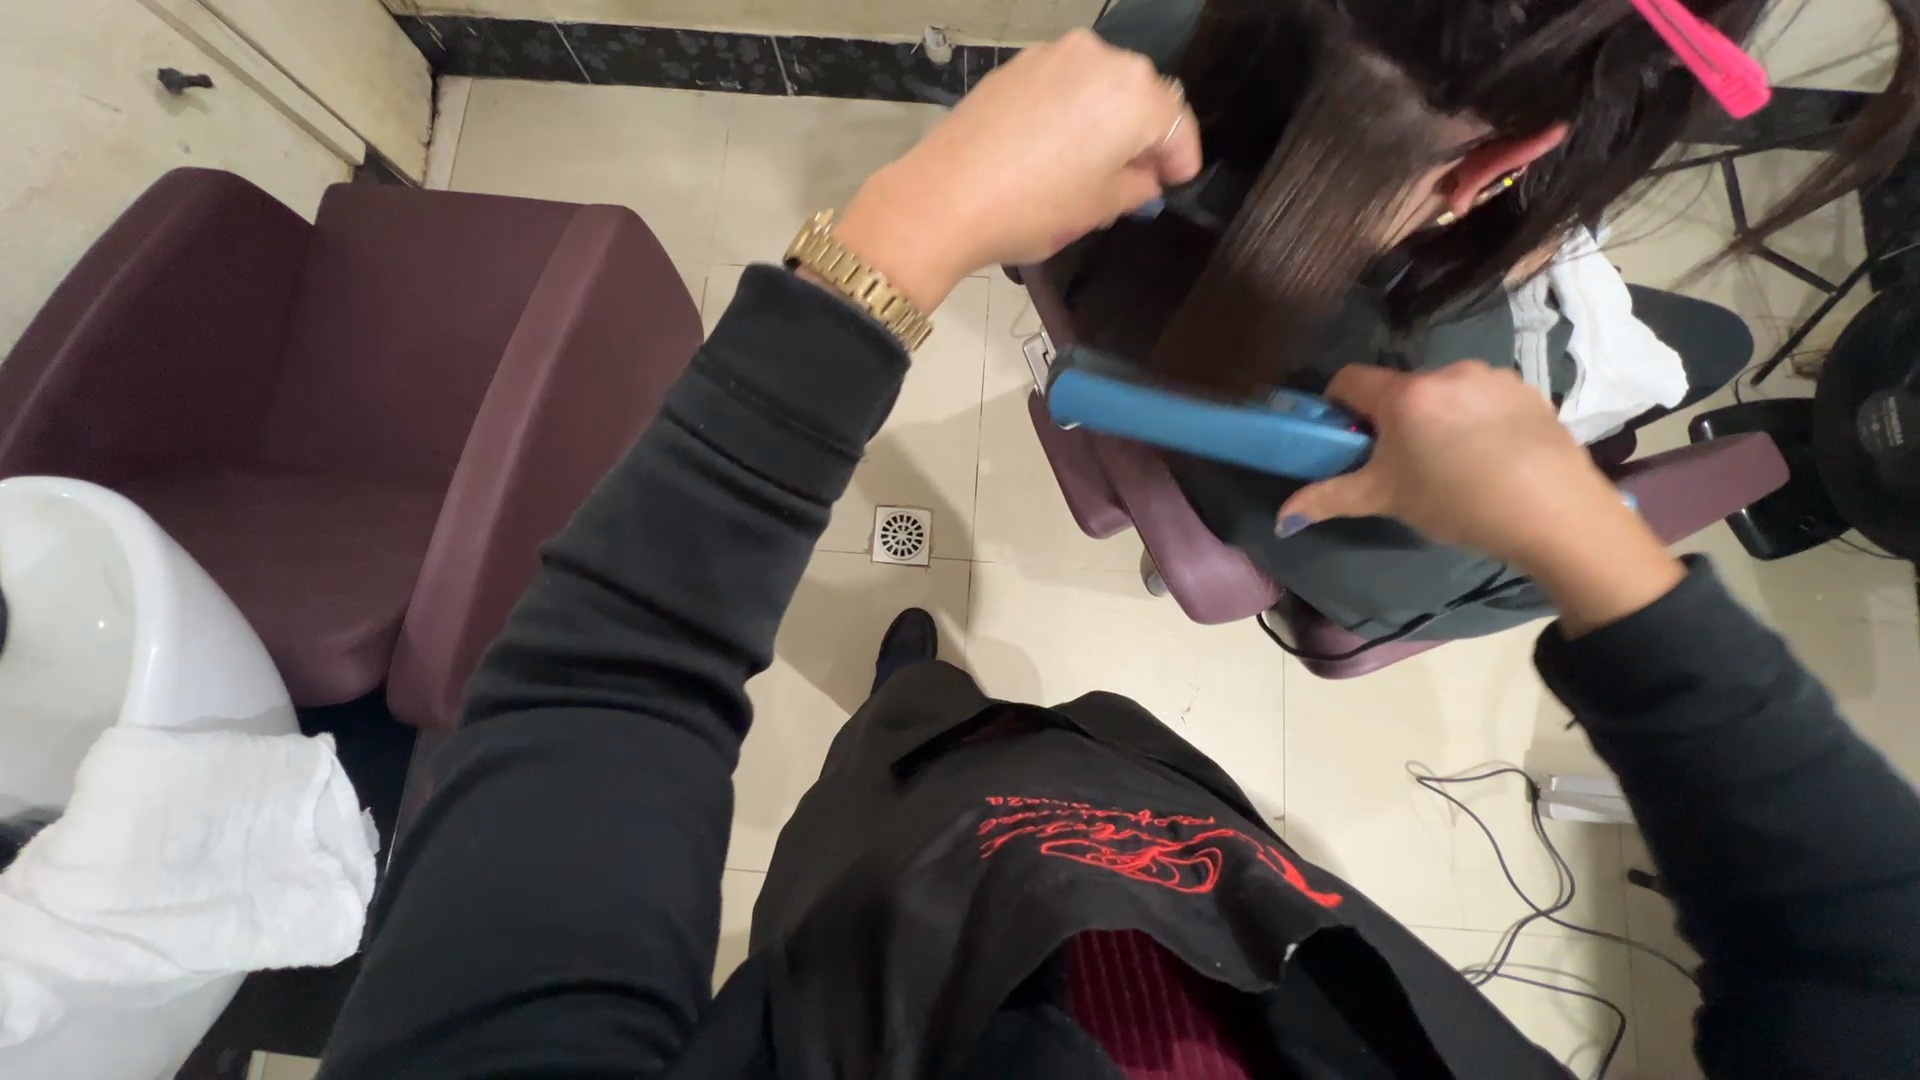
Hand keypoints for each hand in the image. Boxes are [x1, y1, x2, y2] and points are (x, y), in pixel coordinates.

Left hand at [830, 30, 1202, 310]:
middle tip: (1137, 177)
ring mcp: (1054, 56)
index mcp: (1134, 94)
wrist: (946, 199)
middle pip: (1140, 96)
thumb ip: (1137, 187)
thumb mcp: (1098, 209)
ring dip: (1105, 121)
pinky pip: (1061, 87)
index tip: (1177, 180)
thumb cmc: (1032, 209)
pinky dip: (1070, 112)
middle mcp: (1100, 59)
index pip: (1176, 123)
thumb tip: (1146, 178)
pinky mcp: (1017, 66)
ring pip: (1099, 86)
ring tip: (1091, 166)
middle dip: (1143, 135)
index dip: (1181, 157)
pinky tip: (1055, 149)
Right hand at [1277, 362, 1683, 633]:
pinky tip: (1487, 457)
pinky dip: (1472, 420)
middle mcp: (1446, 373)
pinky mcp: (1529, 391)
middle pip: (1397, 389)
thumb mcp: (1384, 500)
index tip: (1346, 438)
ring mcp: (1492, 377)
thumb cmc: (1456, 502)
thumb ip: (1328, 499)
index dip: (1337, 405)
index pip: (1348, 379)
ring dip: (1433, 418)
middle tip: (1399, 463)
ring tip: (1449, 463)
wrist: (1557, 514)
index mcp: (1404, 395)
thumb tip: (1281, 519)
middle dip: (1389, 418)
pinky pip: (1481, 398)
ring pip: (1441, 393)